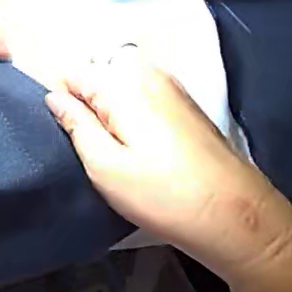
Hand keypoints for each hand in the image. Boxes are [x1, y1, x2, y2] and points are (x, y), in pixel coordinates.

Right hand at [45, 50, 291, 280]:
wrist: (237, 217)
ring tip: (116, 152)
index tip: (67, 137)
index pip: (71, 74)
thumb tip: (53, 98)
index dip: (61, 103)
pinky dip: (133, 115)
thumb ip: (75, 125)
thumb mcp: (104, 167)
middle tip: (92, 148)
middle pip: (98, 76)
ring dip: (110, 111)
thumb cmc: (164, 195)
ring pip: (121, 86)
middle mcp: (148, 75)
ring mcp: (172, 88)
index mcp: (123, 85)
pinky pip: (143, 96)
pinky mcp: (186, 106)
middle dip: (87, 105)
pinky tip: (142, 150)